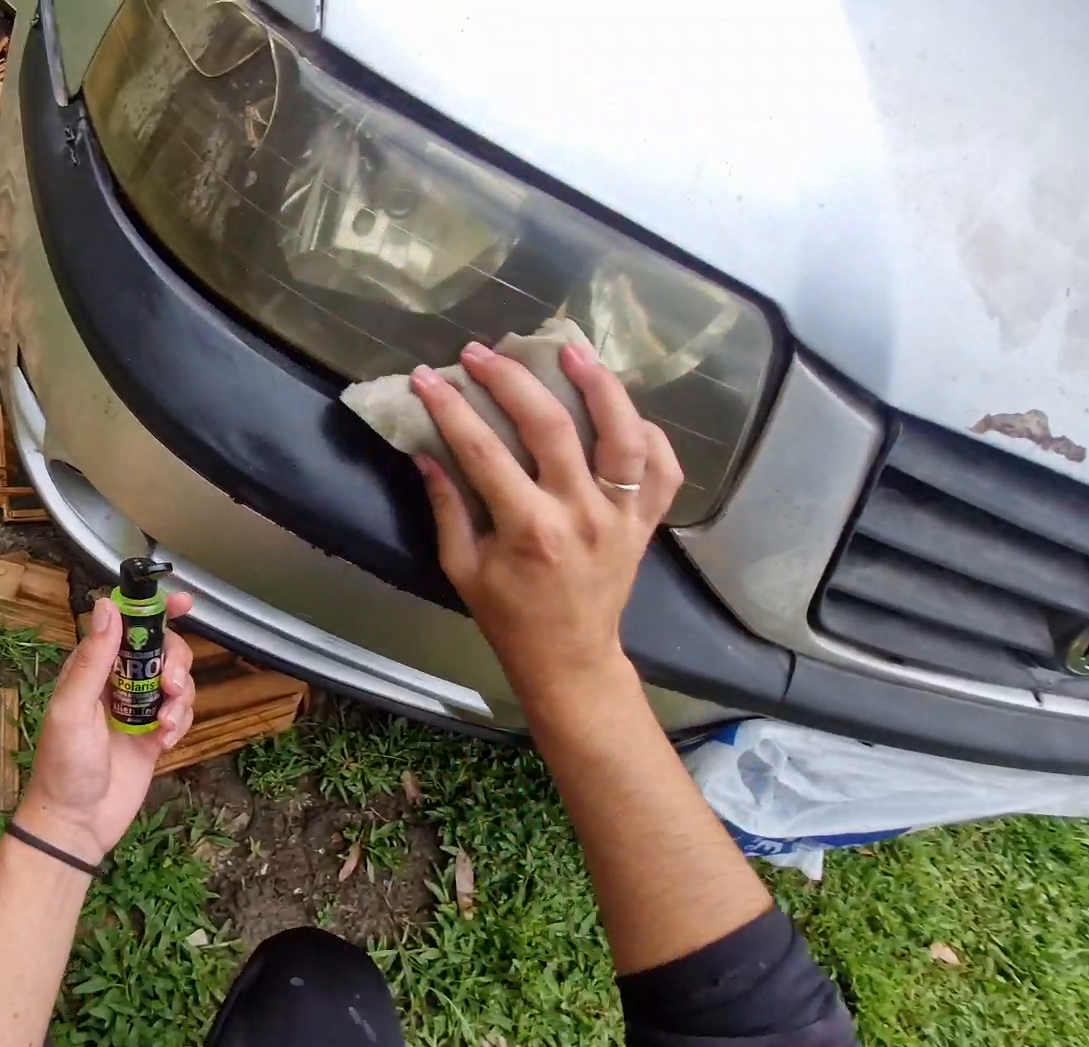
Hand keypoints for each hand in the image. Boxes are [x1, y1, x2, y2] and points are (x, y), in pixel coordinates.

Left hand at [13, 594, 196, 863]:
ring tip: (166, 723)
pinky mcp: (155, 734)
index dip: (154, 609)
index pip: (125, 625)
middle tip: (172, 685)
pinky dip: (180, 722)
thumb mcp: (73, 708)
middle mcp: (118, 682)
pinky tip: (165, 741)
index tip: (184, 603)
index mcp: (92, 667)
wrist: (77, 823)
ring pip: (177, 680)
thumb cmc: (64, 764)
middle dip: (175, 661)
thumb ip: (93, 658)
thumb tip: (106, 606)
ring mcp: (139, 708)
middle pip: (162, 649)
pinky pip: (182, 713)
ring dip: (181, 696)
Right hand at [410, 341, 681, 702]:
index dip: (451, 409)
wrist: (568, 654)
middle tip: (481, 352)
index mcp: (528, 529)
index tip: (427, 377)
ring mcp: (623, 514)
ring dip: (597, 385)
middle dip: (511, 381)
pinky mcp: (646, 519)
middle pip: (550, 427)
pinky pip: (661, 466)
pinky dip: (645, 430)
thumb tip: (427, 452)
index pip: (483, 452)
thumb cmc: (506, 614)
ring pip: (621, 435)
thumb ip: (447, 507)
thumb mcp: (461, 567)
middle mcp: (580, 513)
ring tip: (571, 350)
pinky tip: (620, 408)